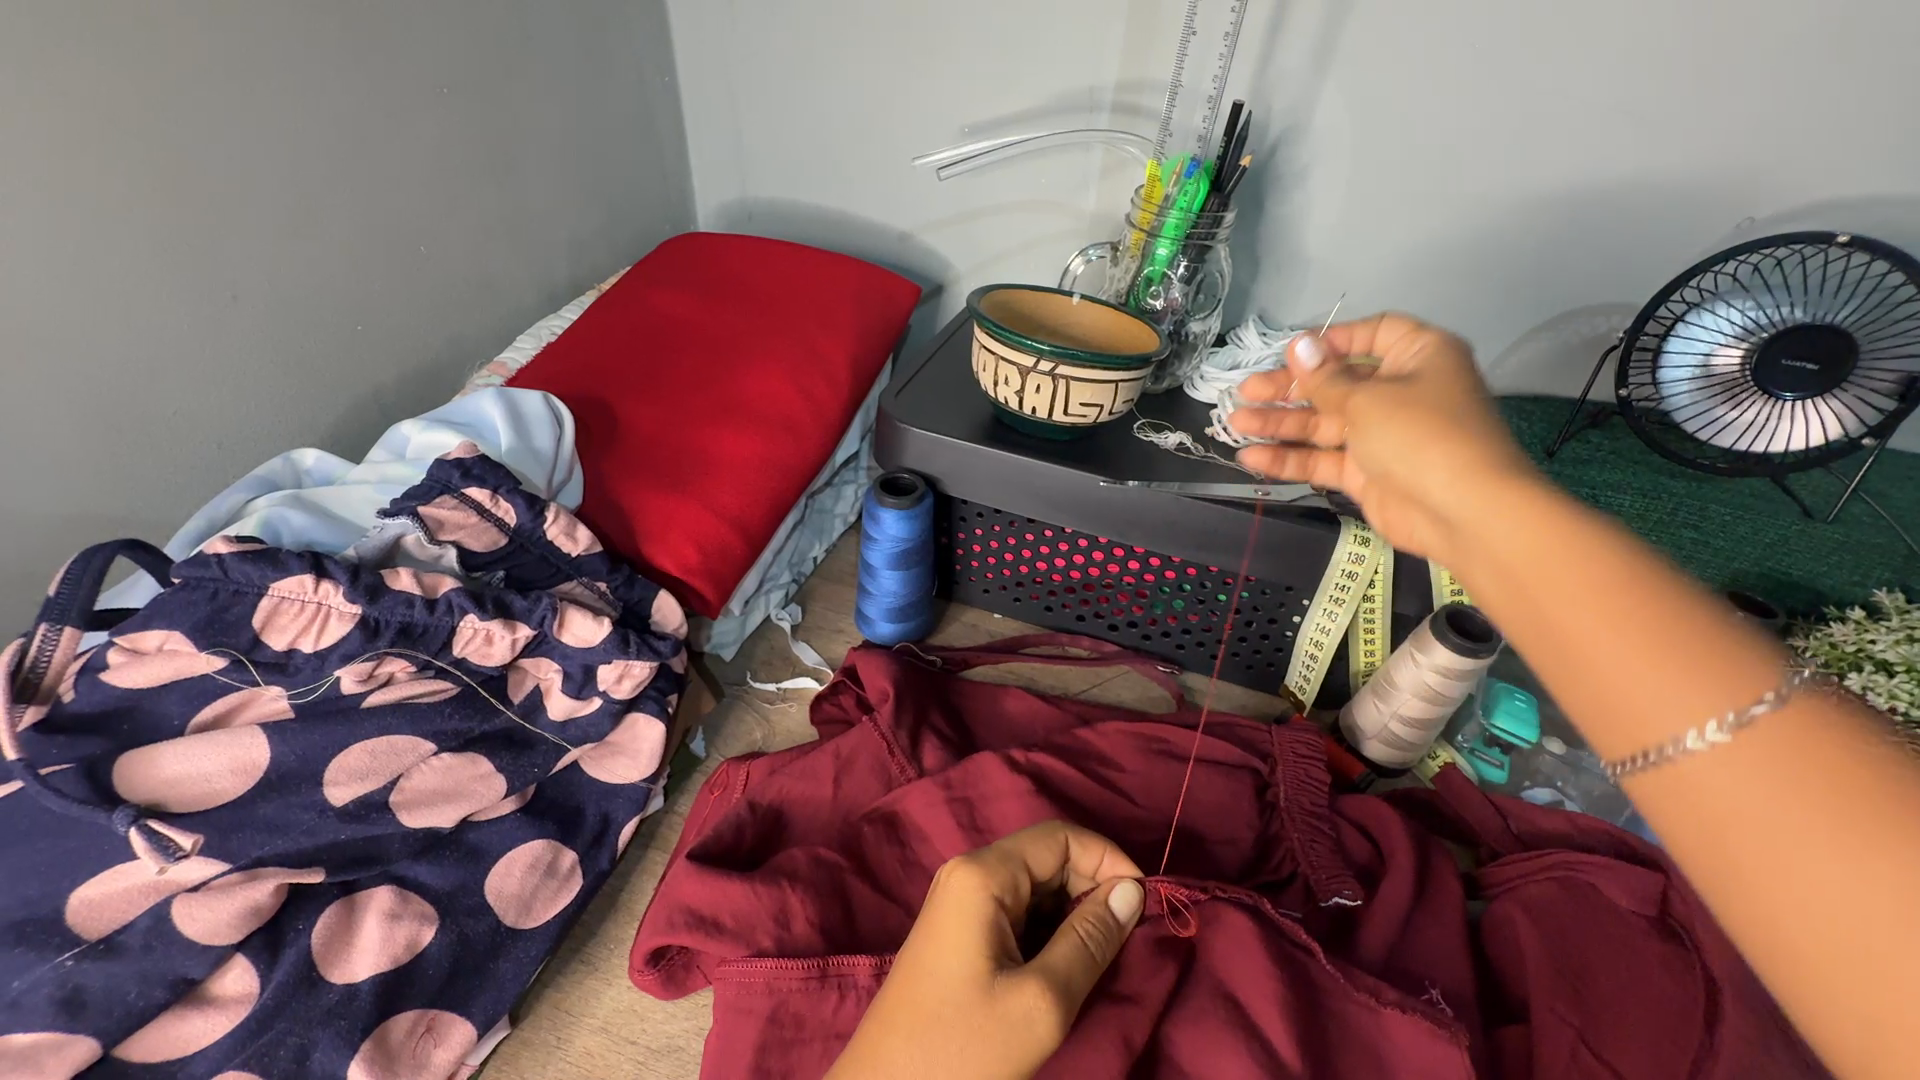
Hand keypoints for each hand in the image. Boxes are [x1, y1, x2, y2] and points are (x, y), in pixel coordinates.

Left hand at [825, 821, 1145, 1079]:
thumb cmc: (963, 1048)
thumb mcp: (1042, 1001)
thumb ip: (1090, 939)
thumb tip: (1132, 891)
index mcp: (983, 874)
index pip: (1062, 836)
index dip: (1109, 861)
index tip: (1143, 907)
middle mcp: (968, 872)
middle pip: (1047, 856)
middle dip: (1093, 887)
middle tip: (1124, 939)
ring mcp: (959, 900)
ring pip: (1035, 884)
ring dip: (1073, 911)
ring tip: (1099, 958)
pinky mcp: (959, 929)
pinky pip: (1017, 909)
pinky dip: (1049, 928)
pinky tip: (1065, 965)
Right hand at [1228, 313, 1540, 562]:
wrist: (1463, 511)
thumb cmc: (1421, 435)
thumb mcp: (1368, 399)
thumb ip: (1325, 377)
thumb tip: (1299, 344)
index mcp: (1417, 356)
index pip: (1371, 334)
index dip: (1329, 341)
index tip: (1288, 352)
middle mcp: (1399, 391)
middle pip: (1335, 382)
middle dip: (1288, 388)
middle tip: (1244, 392)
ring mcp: (1381, 435)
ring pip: (1322, 423)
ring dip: (1280, 423)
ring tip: (1236, 423)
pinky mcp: (1366, 472)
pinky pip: (1323, 458)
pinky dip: (1290, 458)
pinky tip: (1252, 458)